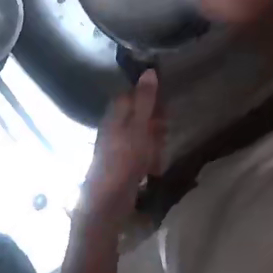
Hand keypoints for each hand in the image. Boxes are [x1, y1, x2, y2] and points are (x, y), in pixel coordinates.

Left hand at [75, 70, 164, 236]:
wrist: (107, 202)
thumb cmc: (124, 160)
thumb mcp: (139, 126)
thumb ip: (145, 100)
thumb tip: (149, 70)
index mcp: (116, 114)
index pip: (134, 94)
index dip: (151, 100)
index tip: (165, 109)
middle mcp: (114, 127)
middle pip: (141, 116)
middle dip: (156, 126)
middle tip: (162, 136)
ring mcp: (118, 147)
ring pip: (144, 137)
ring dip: (155, 145)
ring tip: (156, 158)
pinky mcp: (122, 165)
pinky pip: (141, 155)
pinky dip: (149, 160)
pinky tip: (152, 171)